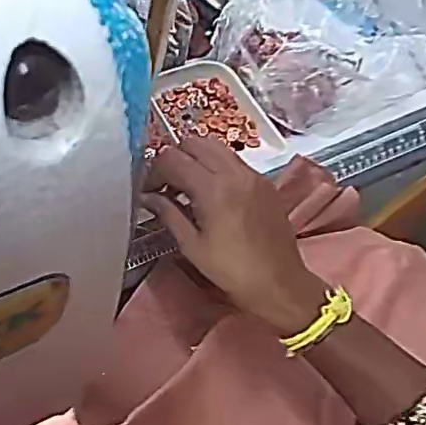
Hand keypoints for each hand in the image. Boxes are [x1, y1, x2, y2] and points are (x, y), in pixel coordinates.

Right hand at [143, 137, 329, 334]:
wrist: (278, 282)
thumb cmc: (230, 269)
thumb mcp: (191, 245)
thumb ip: (168, 213)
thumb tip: (148, 197)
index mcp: (214, 188)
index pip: (173, 159)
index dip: (154, 171)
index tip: (148, 190)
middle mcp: (235, 172)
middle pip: (194, 143)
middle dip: (174, 158)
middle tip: (165, 185)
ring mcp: (253, 175)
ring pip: (216, 147)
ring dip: (195, 159)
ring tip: (186, 188)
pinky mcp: (264, 183)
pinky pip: (233, 161)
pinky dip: (215, 167)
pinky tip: (209, 194)